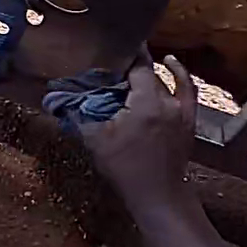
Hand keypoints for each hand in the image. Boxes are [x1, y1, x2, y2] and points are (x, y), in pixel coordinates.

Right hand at [77, 50, 198, 218]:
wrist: (159, 196)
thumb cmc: (126, 169)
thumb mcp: (96, 141)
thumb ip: (79, 115)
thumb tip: (58, 99)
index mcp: (146, 102)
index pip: (136, 66)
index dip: (121, 58)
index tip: (107, 50)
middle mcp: (167, 100)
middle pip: (147, 74)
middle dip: (129, 71)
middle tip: (110, 69)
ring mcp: (181, 109)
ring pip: (162, 82)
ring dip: (146, 76)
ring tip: (128, 71)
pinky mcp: (189, 118)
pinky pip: (186, 88)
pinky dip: (178, 73)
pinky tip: (170, 61)